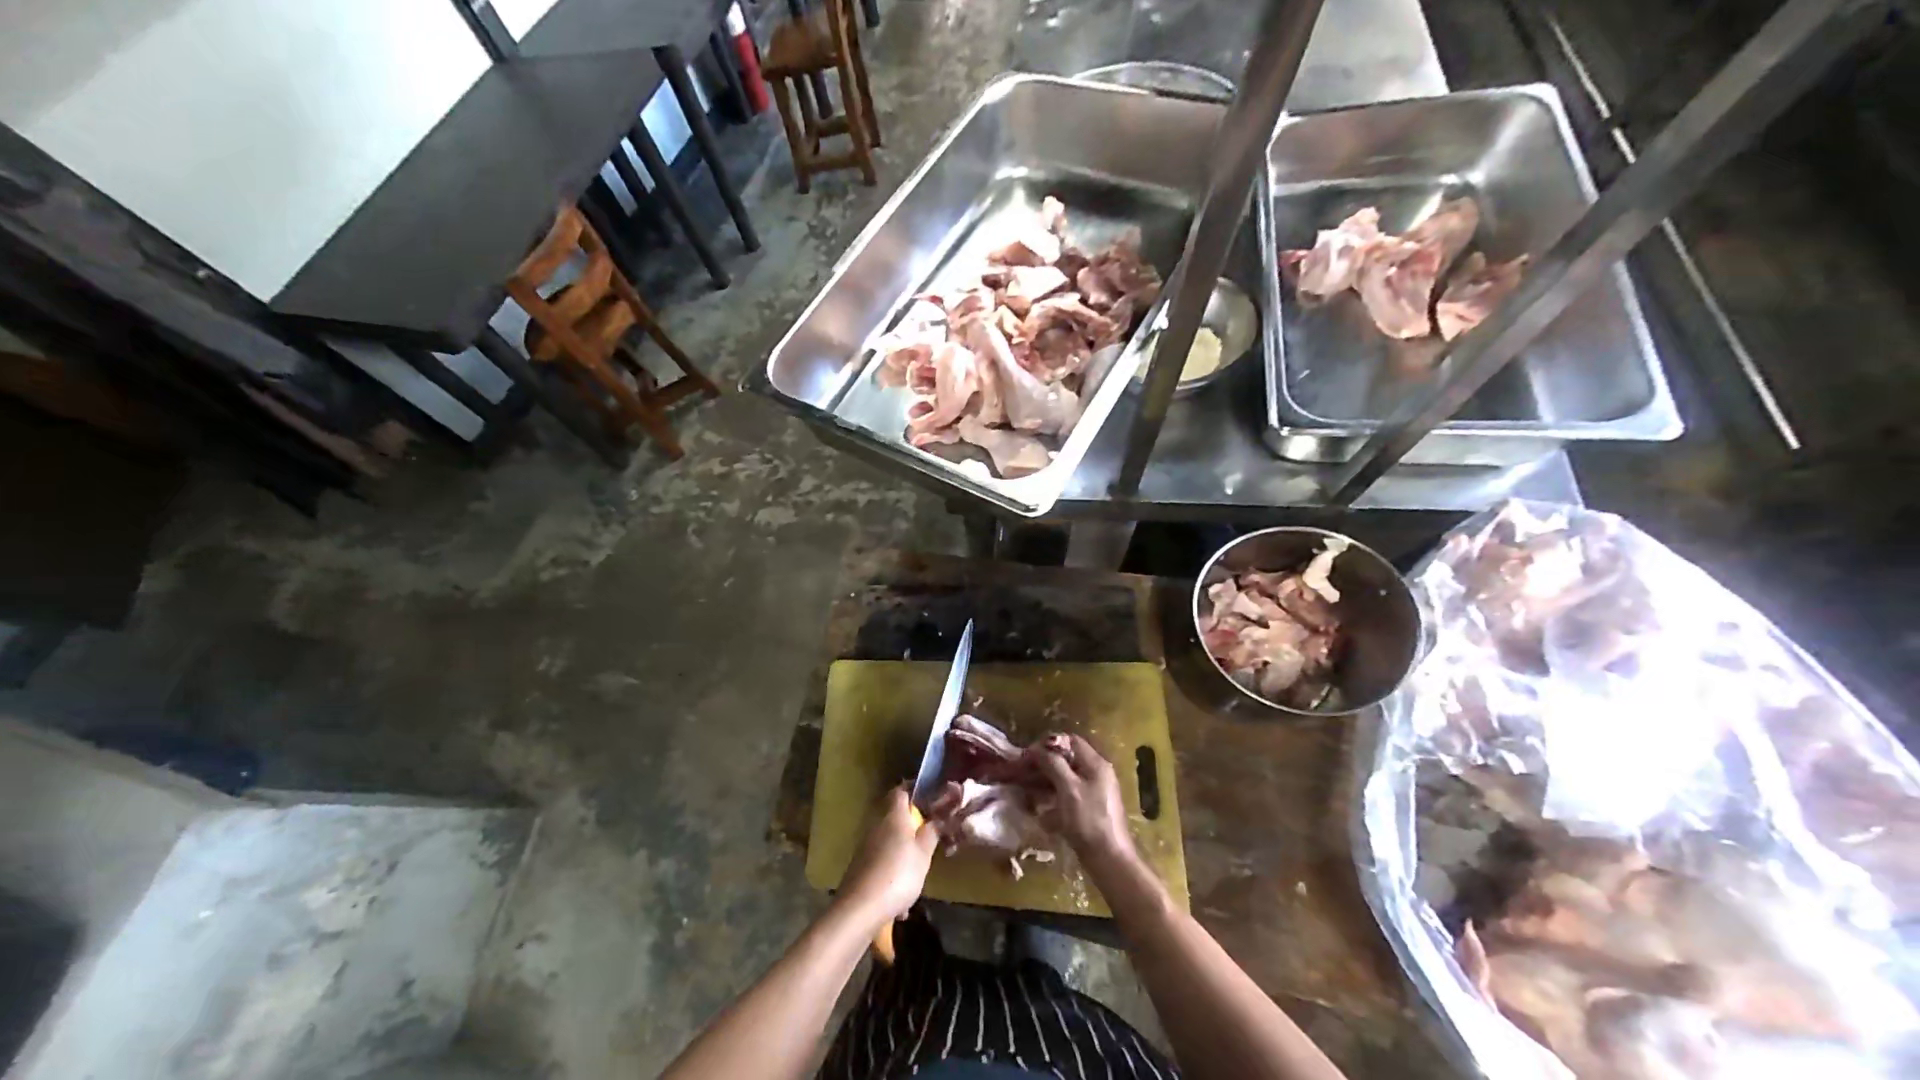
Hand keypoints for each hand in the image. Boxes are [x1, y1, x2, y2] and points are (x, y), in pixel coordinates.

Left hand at [839, 787, 939, 926]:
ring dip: (905, 854)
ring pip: (891, 843)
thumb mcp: (923, 854)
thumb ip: (932, 832)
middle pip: (896, 817)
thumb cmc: (898, 875)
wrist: (859, 909)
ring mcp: (866, 846)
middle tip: (931, 838)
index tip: (932, 797)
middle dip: (914, 826)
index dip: (916, 789)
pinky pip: (883, 863)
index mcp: (893, 816)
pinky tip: (902, 903)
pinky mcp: (861, 866)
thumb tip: (937, 816)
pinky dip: (894, 875)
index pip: (901, 790)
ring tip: (919, 875)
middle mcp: (877, 825)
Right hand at [1035, 735, 1134, 863]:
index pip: (1071, 741)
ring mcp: (1095, 792)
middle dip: (1045, 763)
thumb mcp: (1069, 789)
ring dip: (1047, 781)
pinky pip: (1068, 795)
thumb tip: (1038, 749)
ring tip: (1028, 789)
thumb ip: (1054, 764)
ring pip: (1066, 778)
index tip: (1030, 754)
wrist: (1109, 859)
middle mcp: (1097, 774)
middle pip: (1068, 759)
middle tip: (1024, 771)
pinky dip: (1054, 797)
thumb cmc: (1088, 820)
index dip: (1049, 743)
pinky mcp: (1090, 809)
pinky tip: (1041, 810)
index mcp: (1096, 764)